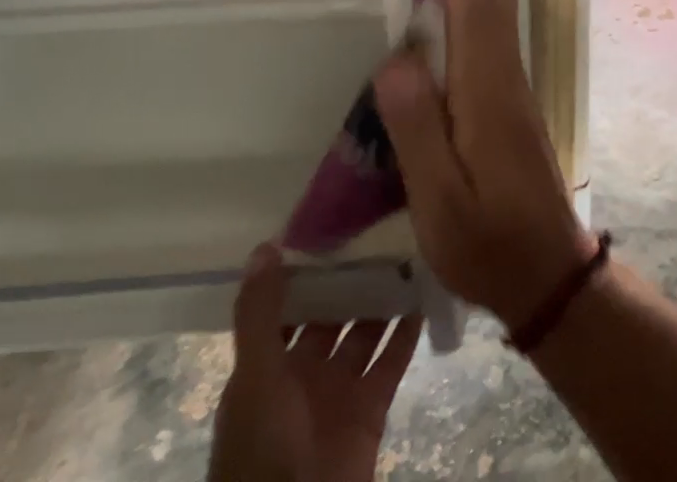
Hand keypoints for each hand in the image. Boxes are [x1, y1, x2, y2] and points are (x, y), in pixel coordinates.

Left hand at [209, 245, 421, 481]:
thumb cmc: (262, 446)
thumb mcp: (254, 375)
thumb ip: (259, 314)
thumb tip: (266, 247)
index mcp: (266, 363)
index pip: (286, 306)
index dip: (305, 273)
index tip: (329, 230)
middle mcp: (303, 372)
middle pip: (331, 316)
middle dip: (350, 283)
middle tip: (378, 236)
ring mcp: (339, 390)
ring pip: (364, 335)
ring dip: (382, 303)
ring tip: (407, 259)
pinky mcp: (371, 409)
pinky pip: (391, 363)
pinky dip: (406, 336)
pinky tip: (422, 302)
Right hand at [374, 0, 596, 329]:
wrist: (547, 274)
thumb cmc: (488, 243)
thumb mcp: (440, 200)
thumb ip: (419, 130)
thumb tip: (398, 60)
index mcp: (486, 99)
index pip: (474, 16)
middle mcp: (506, 84)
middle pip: (493, 5)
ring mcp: (514, 96)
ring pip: (499, 19)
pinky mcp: (512, 109)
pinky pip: (497, 40)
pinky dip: (487, 6)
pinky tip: (478, 0)